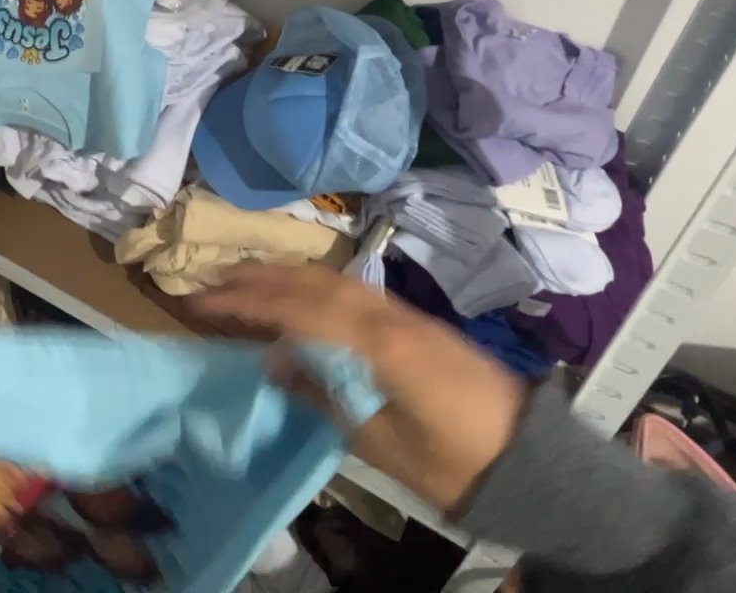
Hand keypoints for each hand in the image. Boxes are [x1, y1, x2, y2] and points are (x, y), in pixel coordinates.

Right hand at [195, 263, 526, 514]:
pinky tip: (294, 294)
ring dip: (280, 273)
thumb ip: (324, 394)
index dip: (244, 300)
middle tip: (208, 280)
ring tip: (240, 278)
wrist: (535, 462)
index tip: (200, 301)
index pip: (296, 307)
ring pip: (328, 277)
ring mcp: (400, 311)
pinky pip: (347, 287)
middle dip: (255, 276)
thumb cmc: (456, 463)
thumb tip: (273, 362)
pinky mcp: (410, 319)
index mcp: (378, 344)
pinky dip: (308, 282)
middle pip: (309, 280)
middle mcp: (386, 314)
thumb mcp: (383, 443)